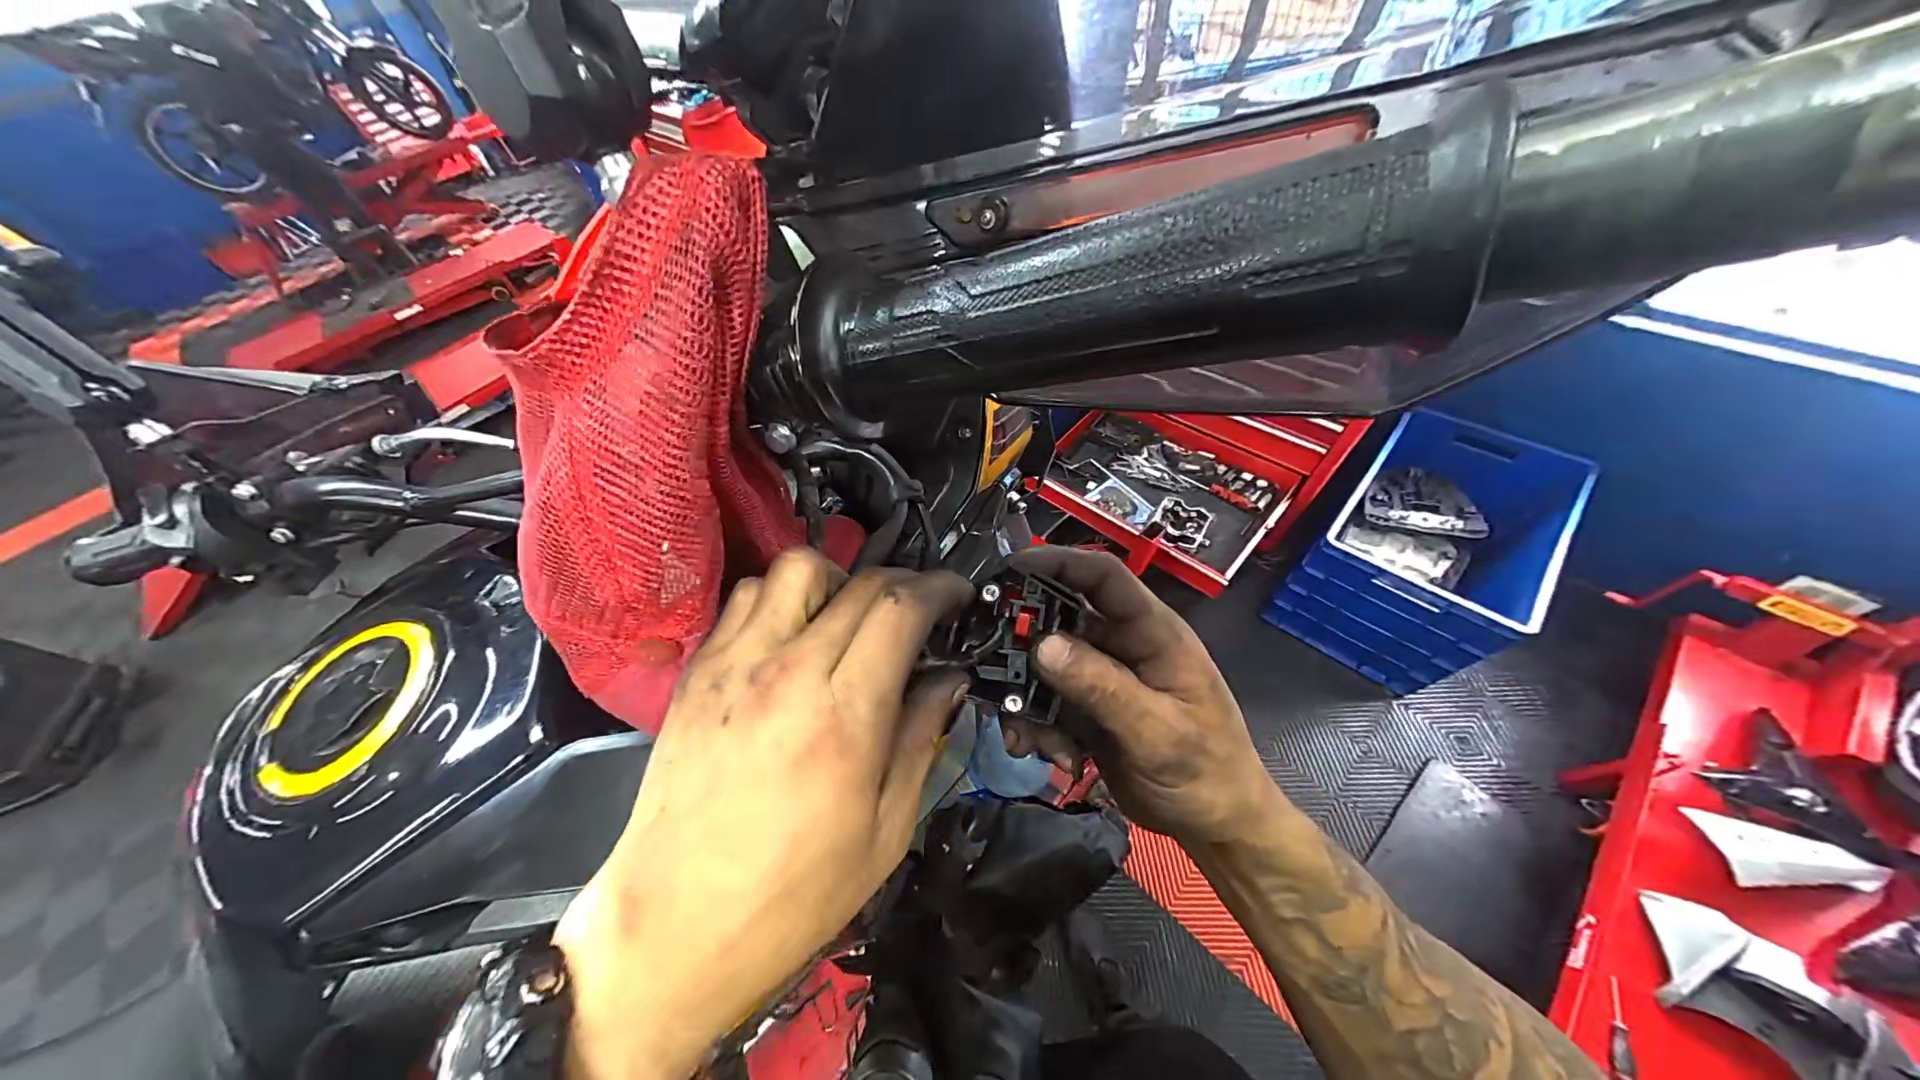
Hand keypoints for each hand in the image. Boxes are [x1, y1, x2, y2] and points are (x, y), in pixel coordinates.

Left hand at [554, 548, 972, 1079]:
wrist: (676, 926)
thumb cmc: (794, 892)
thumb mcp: (887, 827)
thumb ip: (922, 736)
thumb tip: (949, 679)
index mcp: (843, 714)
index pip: (899, 609)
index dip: (940, 589)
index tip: (957, 597)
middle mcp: (786, 672)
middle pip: (858, 582)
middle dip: (905, 584)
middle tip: (920, 612)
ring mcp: (733, 664)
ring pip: (794, 568)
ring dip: (837, 582)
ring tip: (850, 622)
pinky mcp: (697, 672)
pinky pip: (746, 598)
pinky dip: (783, 599)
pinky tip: (794, 639)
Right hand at [1001, 547, 1273, 842]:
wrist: (1216, 826)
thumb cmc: (1206, 772)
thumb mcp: (1157, 730)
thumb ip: (1102, 687)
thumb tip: (1043, 645)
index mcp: (1152, 633)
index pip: (1104, 577)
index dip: (1059, 562)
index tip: (1011, 568)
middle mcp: (1122, 647)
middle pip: (1061, 620)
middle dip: (1026, 645)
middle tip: (994, 667)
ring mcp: (1102, 679)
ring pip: (1045, 667)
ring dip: (1028, 699)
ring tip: (1031, 739)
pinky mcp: (1087, 710)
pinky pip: (1047, 703)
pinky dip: (1037, 725)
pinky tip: (1049, 755)